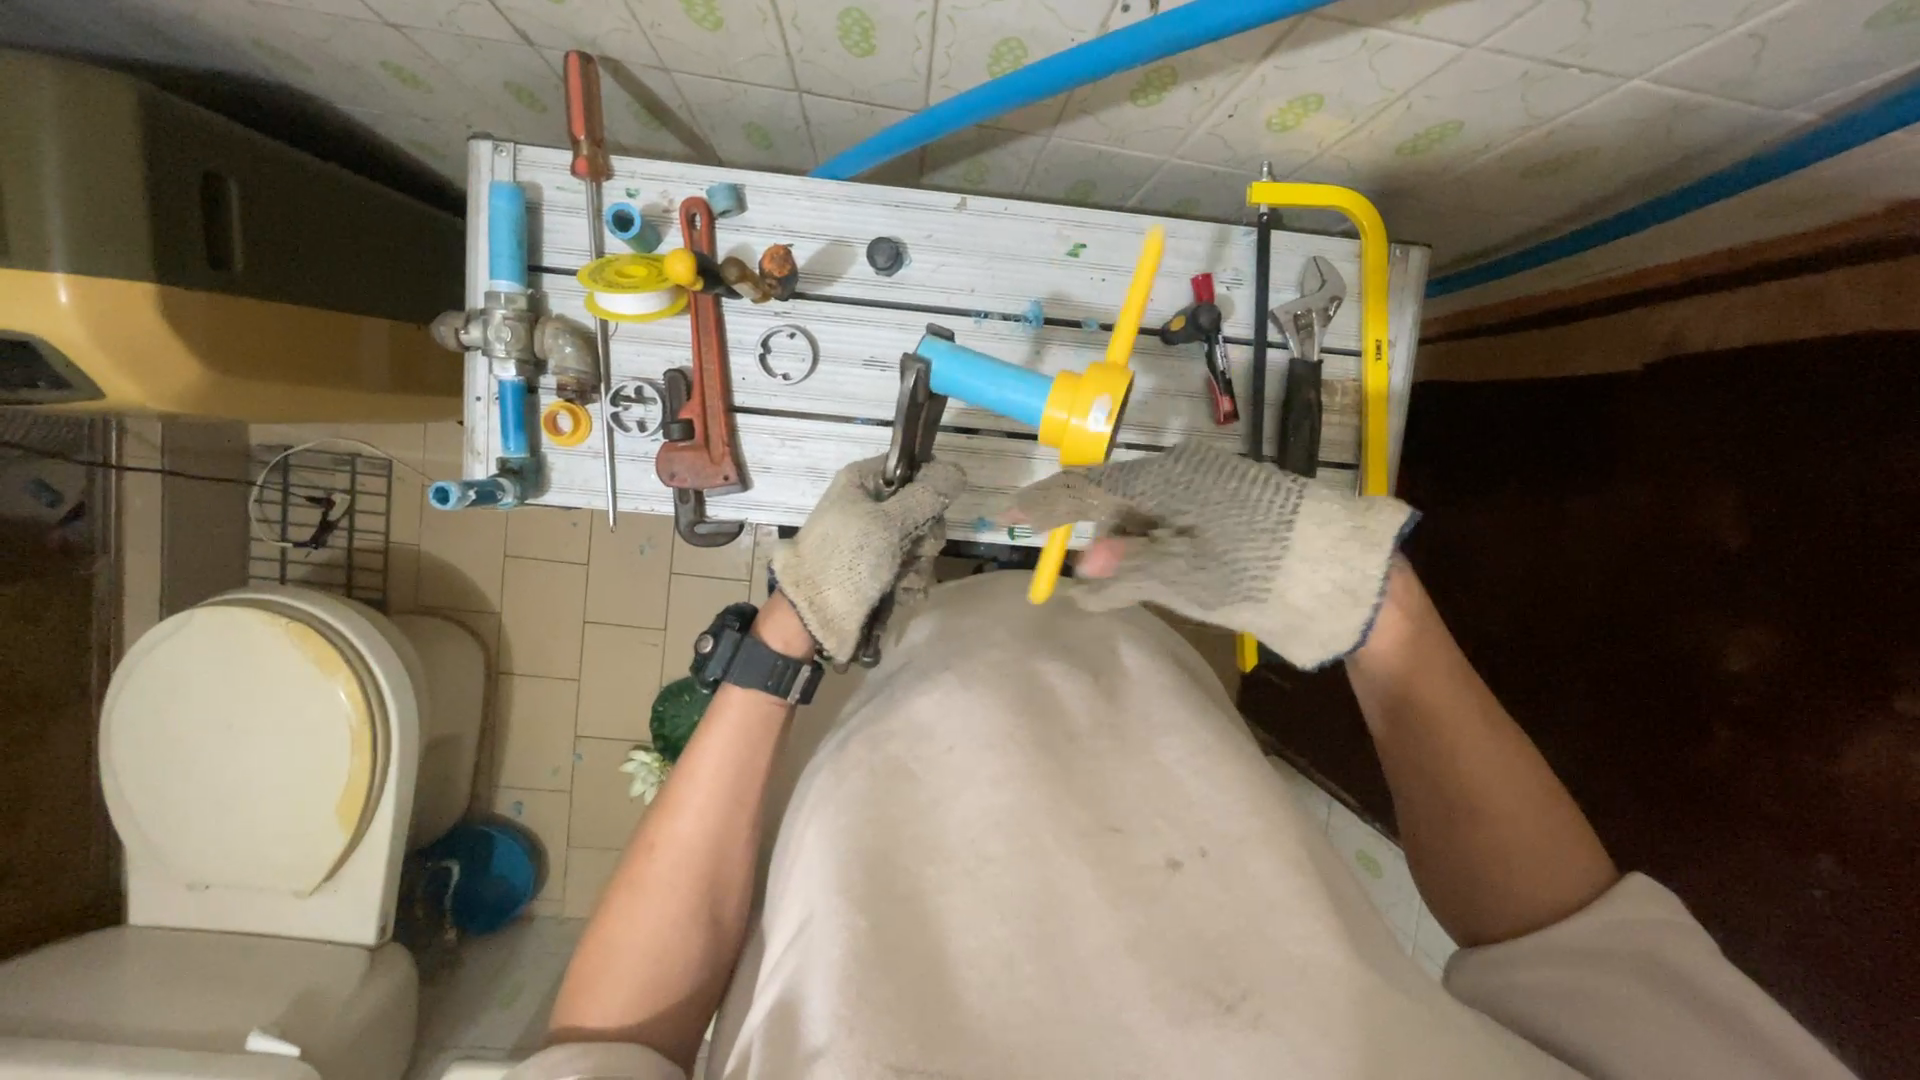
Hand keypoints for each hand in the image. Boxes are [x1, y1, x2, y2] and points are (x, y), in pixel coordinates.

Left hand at [770, 455, 966, 661]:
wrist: (813, 617)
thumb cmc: (845, 558)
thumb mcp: (886, 522)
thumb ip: (926, 496)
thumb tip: (957, 470)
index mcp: (864, 483)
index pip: (911, 468)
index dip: (928, 484)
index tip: (934, 505)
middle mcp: (873, 508)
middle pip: (925, 510)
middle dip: (925, 535)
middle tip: (912, 547)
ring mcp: (879, 542)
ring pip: (924, 544)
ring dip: (917, 564)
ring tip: (897, 578)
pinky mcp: (885, 571)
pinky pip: (915, 570)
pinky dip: (909, 583)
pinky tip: (896, 593)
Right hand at [1002, 441, 1414, 668]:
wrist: (1345, 571)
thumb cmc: (1260, 571)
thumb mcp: (1187, 577)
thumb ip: (1127, 569)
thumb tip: (1081, 571)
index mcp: (1166, 479)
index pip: (1087, 488)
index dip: (1045, 503)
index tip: (1006, 513)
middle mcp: (1183, 471)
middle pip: (1113, 495)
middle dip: (1089, 528)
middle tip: (1076, 566)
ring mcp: (1209, 483)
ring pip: (1143, 507)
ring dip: (1124, 540)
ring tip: (1117, 579)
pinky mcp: (1230, 500)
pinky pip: (1171, 513)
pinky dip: (1153, 540)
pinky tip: (1152, 565)